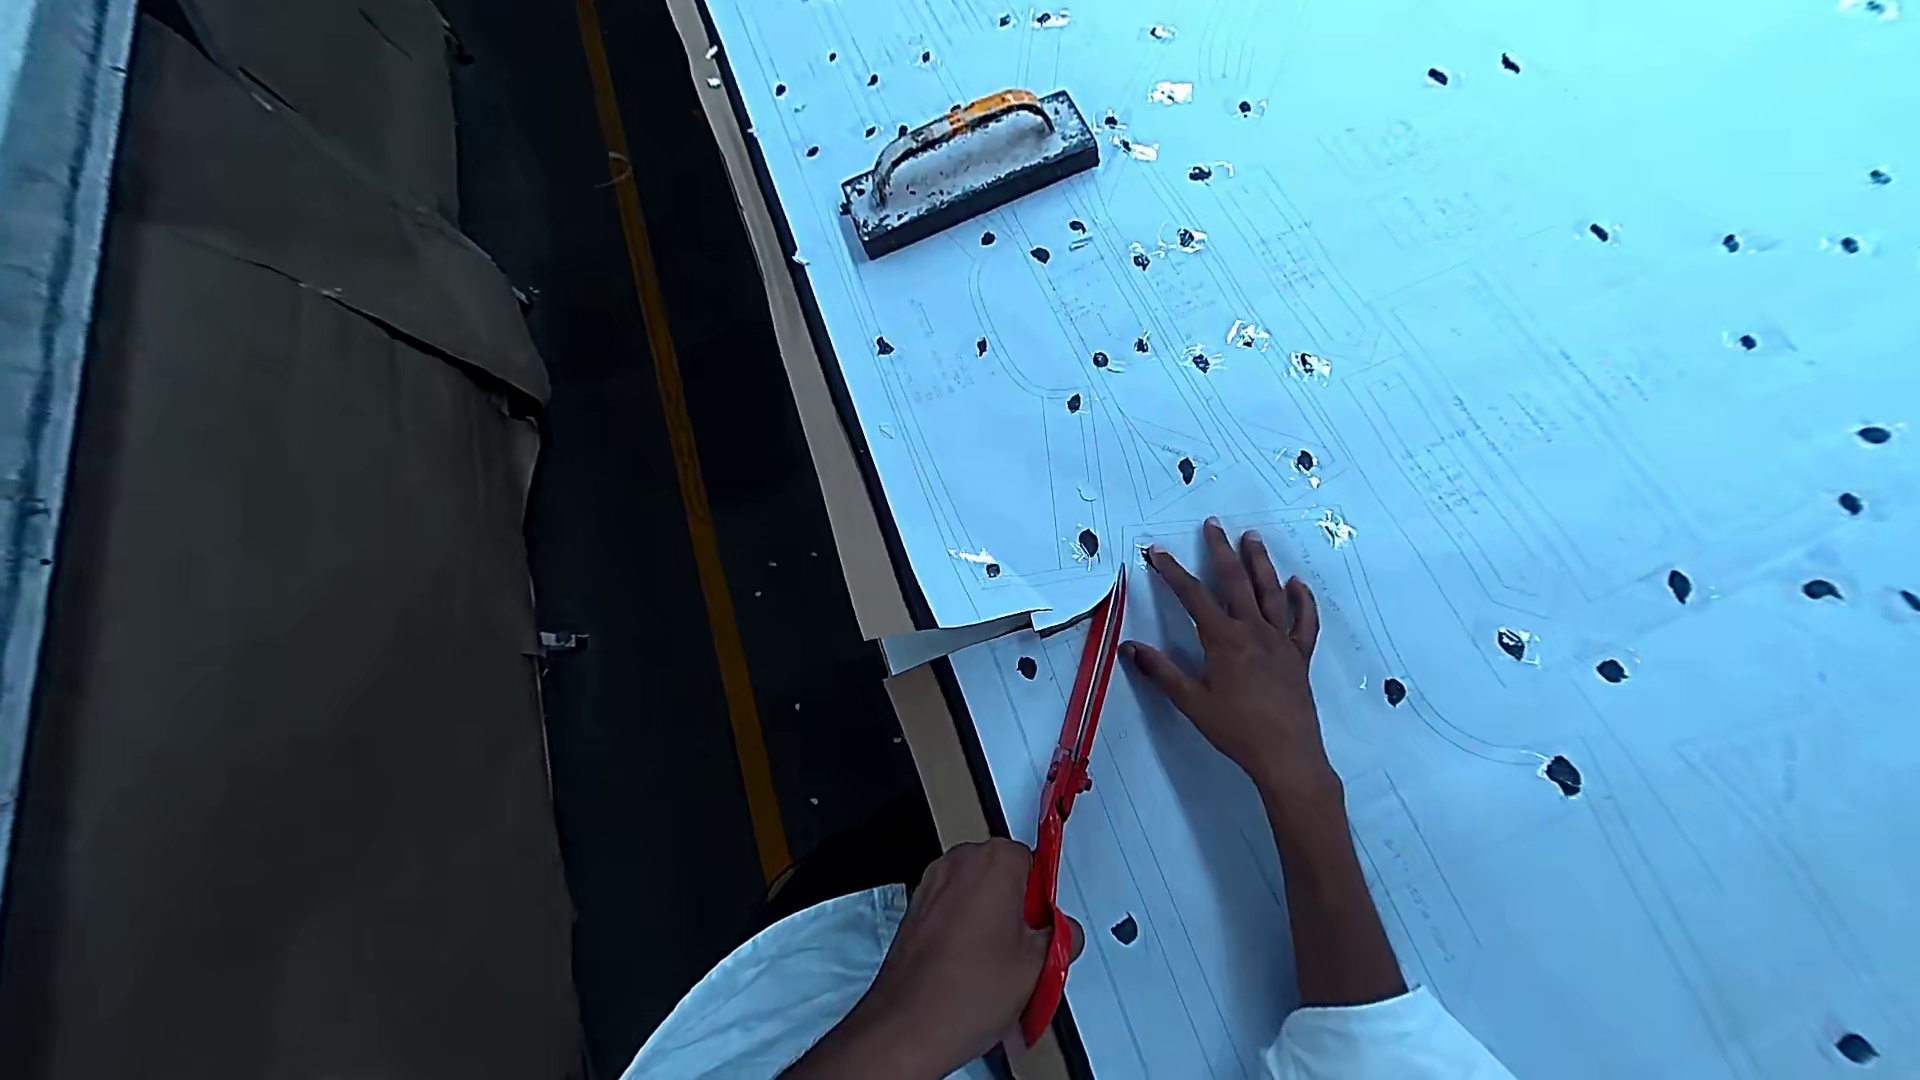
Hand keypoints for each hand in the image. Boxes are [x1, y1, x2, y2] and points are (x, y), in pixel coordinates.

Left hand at [783, 840, 1081, 1078]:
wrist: (909, 1023)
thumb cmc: (961, 992)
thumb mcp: (1038, 968)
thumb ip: (1062, 938)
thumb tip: (1066, 934)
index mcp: (997, 861)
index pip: (1035, 860)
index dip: (1043, 896)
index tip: (1045, 921)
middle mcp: (963, 859)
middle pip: (1004, 873)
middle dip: (1017, 908)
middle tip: (1026, 948)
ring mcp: (936, 879)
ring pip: (977, 890)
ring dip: (990, 918)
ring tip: (998, 966)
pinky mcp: (917, 901)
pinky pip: (952, 904)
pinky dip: (963, 927)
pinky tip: (972, 968)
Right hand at [1122, 518, 1341, 808]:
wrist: (1287, 756)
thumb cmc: (1236, 729)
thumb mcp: (1191, 701)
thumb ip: (1160, 671)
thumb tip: (1129, 648)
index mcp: (1223, 640)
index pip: (1192, 596)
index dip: (1172, 571)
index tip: (1157, 551)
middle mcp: (1253, 631)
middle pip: (1235, 581)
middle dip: (1221, 550)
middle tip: (1213, 525)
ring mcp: (1280, 641)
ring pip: (1270, 592)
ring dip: (1260, 562)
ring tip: (1252, 538)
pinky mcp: (1300, 656)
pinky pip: (1304, 622)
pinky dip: (1303, 600)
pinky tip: (1297, 584)